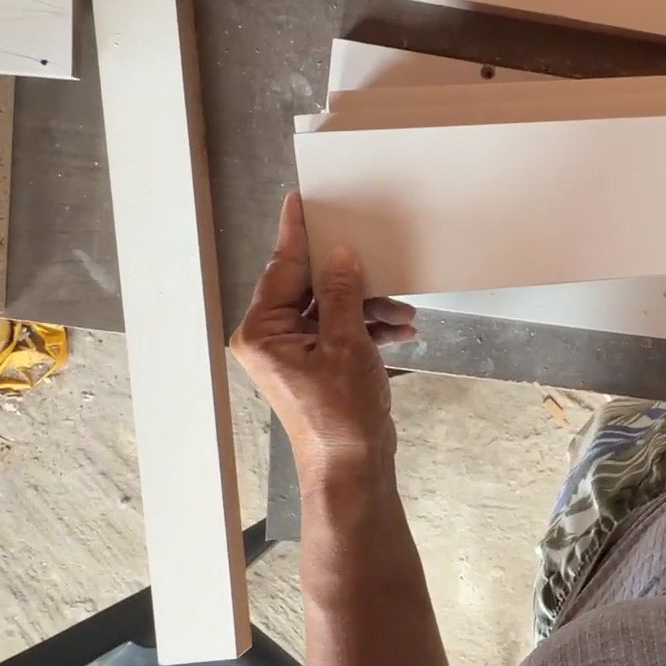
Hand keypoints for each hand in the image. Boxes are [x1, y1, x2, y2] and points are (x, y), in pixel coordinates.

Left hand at [230, 192, 416, 485]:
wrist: (353, 463)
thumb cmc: (341, 411)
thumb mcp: (347, 345)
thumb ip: (343, 296)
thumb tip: (342, 257)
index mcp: (263, 332)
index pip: (281, 269)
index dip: (296, 235)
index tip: (300, 202)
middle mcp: (272, 339)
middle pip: (312, 289)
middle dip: (353, 281)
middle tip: (376, 258)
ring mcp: (296, 353)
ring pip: (334, 310)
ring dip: (370, 308)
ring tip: (403, 313)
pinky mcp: (320, 364)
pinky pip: (343, 331)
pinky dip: (370, 328)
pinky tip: (400, 331)